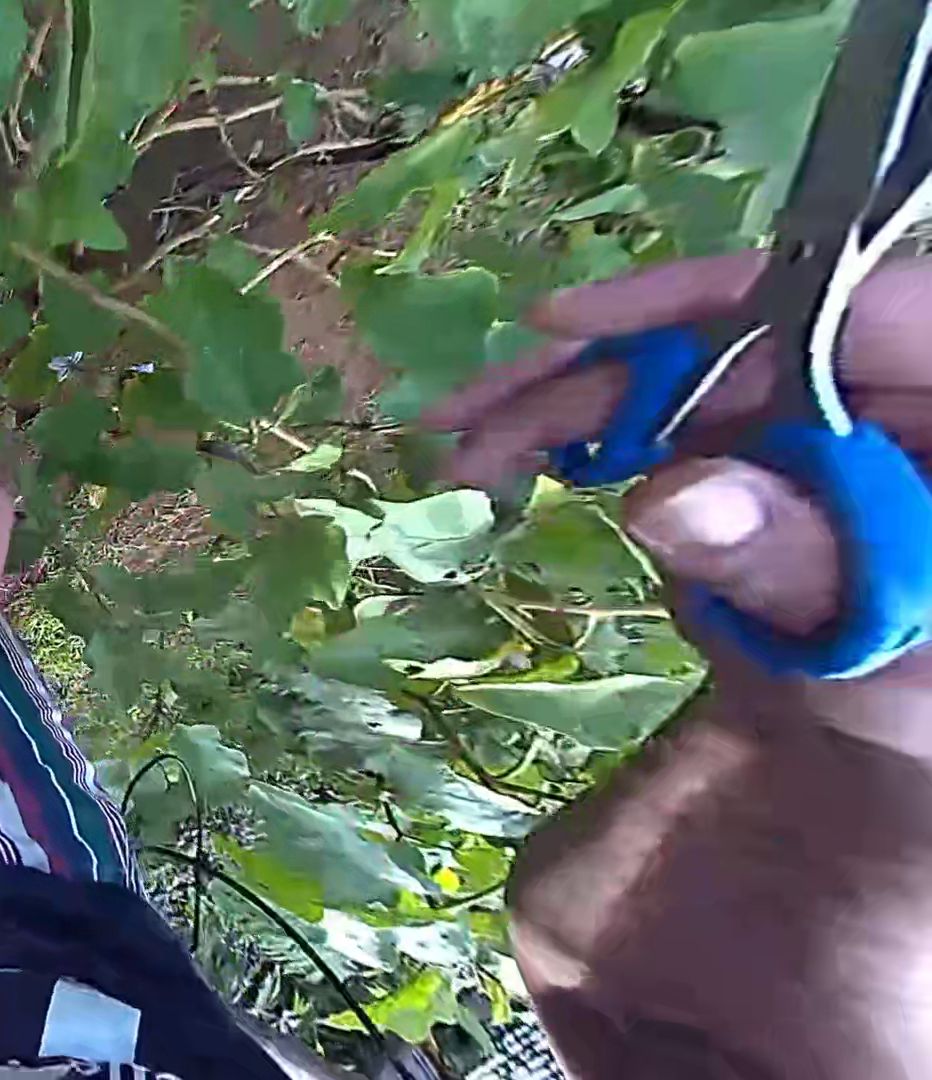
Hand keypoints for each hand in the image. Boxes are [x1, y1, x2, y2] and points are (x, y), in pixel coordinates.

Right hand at [426, 255, 931, 686]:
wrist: (898, 754)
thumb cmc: (927, 714)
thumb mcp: (889, 657)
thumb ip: (797, 569)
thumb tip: (666, 495)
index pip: (847, 310)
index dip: (693, 300)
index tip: (554, 323)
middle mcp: (878, 402)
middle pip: (712, 349)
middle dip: (572, 384)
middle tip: (461, 427)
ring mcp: (796, 435)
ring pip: (658, 387)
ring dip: (545, 414)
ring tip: (460, 456)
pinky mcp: (732, 468)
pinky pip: (642, 432)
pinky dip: (564, 442)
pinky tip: (510, 461)